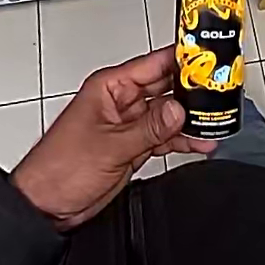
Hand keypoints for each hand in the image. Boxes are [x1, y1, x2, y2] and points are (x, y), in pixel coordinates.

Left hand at [11, 45, 215, 230]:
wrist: (45, 207)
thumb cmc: (58, 169)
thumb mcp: (110, 146)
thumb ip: (148, 127)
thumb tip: (178, 109)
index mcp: (110, 87)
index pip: (153, 64)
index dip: (180, 59)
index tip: (206, 57)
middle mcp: (121, 100)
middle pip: (164, 87)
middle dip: (191, 90)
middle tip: (219, 91)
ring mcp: (128, 123)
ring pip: (167, 112)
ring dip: (189, 118)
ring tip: (215, 120)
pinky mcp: (132, 144)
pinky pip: (162, 135)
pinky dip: (180, 138)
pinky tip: (199, 141)